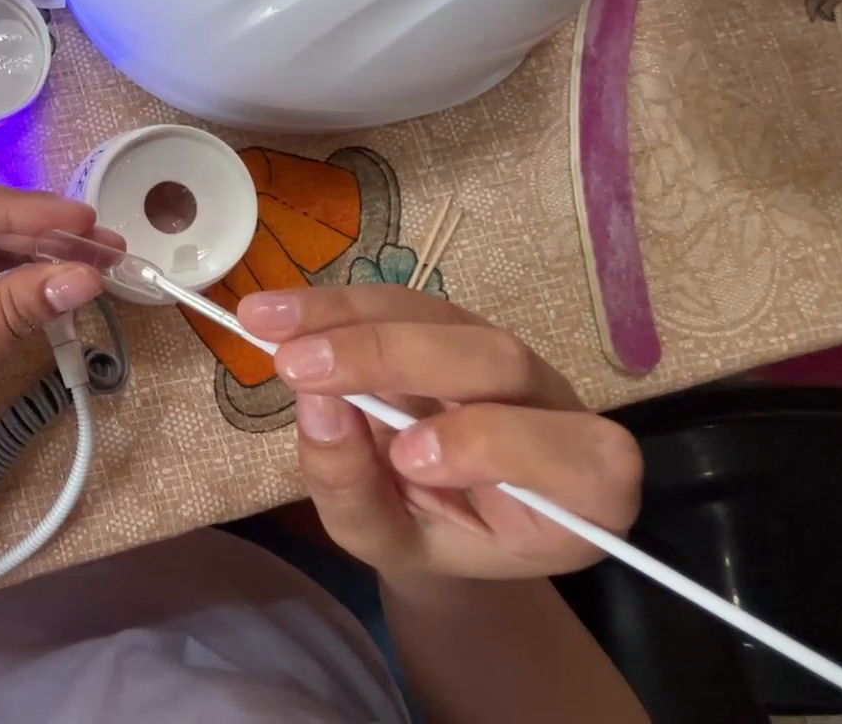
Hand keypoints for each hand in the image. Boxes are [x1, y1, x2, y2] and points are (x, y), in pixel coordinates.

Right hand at [239, 286, 641, 582]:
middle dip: (388, 355)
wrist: (435, 508)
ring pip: (434, 314)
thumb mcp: (383, 540)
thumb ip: (353, 489)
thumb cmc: (425, 536)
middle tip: (295, 365)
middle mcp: (552, 406)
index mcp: (578, 489)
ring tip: (263, 322)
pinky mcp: (445, 324)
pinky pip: (395, 301)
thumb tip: (316, 403)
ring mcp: (497, 355)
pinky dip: (329, 306)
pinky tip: (276, 315)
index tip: (406, 457)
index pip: (574, 455)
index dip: (497, 444)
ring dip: (342, 314)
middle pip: (493, 359)